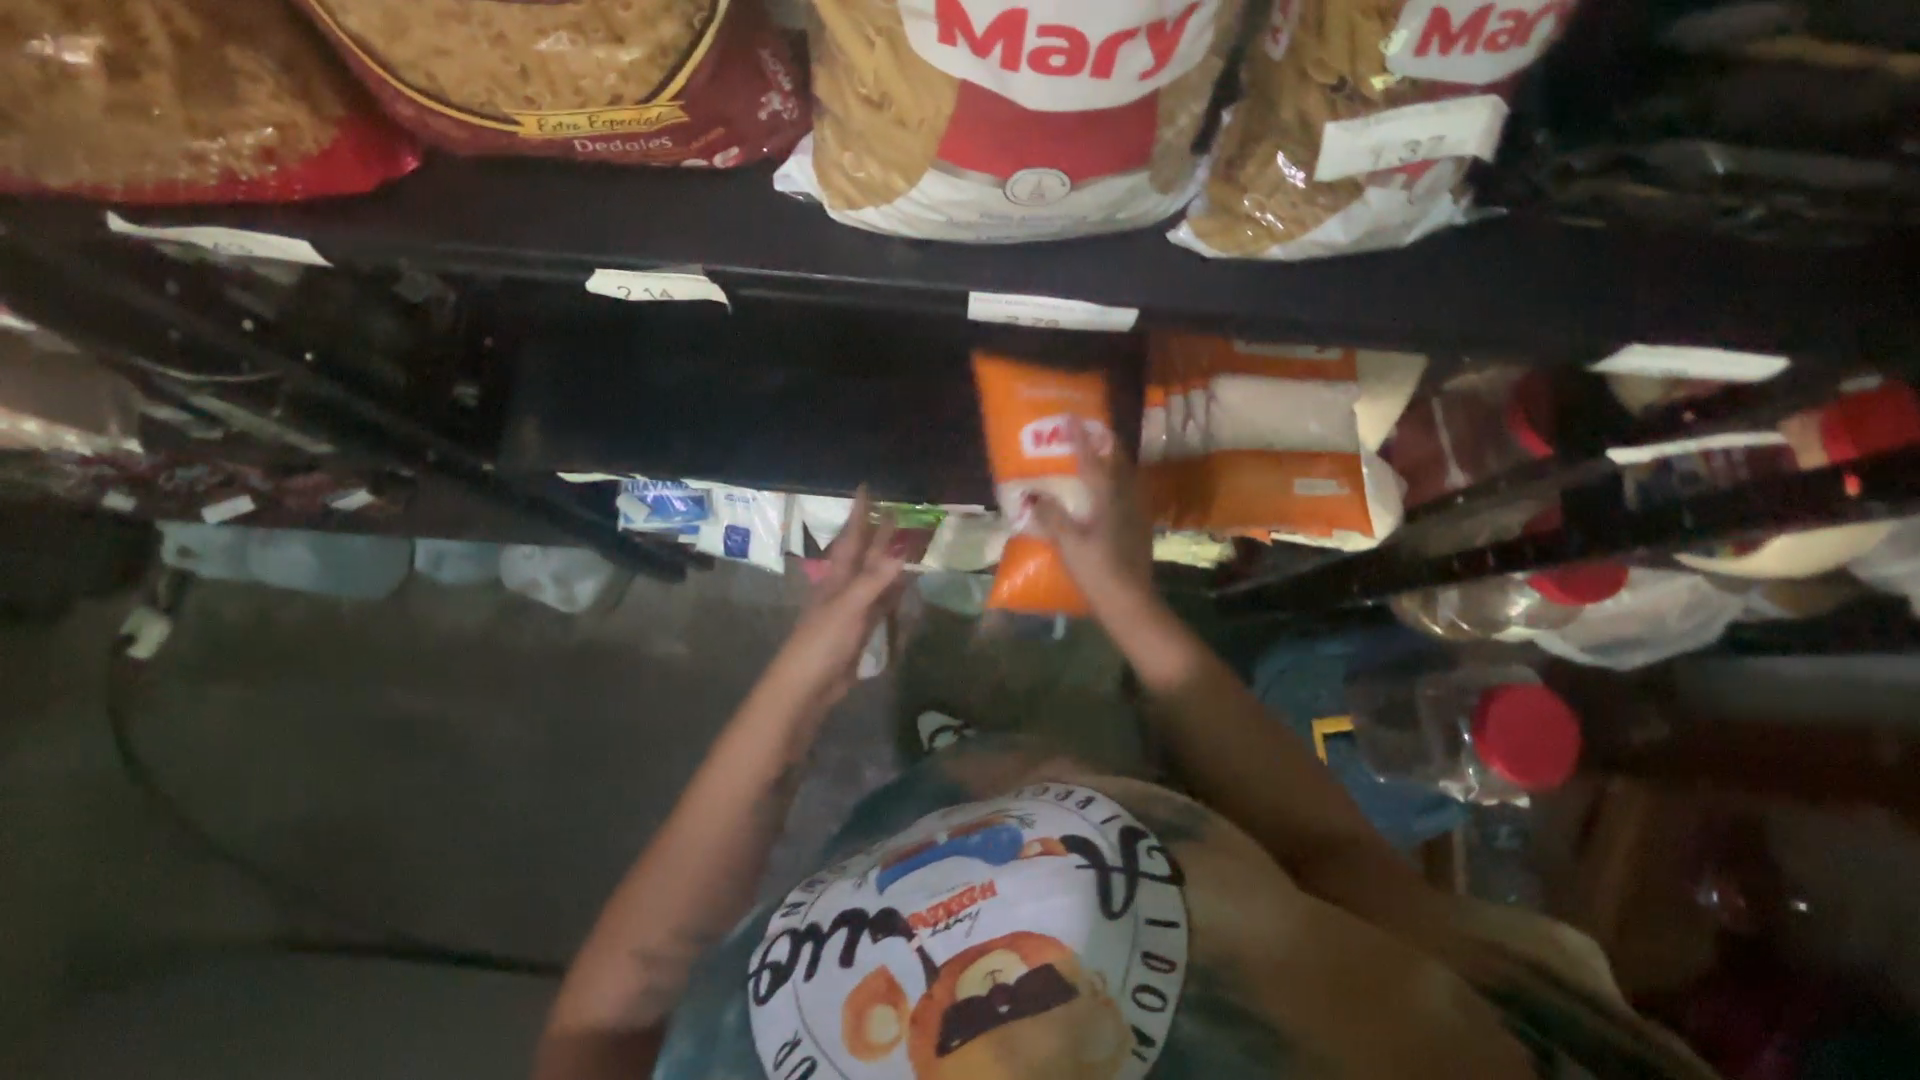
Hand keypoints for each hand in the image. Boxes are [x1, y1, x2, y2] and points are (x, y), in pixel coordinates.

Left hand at [765, 487, 907, 713]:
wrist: (806, 686)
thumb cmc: (820, 643)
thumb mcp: (847, 608)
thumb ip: (873, 581)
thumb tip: (901, 552)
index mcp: (837, 577)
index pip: (852, 537)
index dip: (859, 513)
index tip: (867, 487)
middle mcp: (846, 588)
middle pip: (867, 554)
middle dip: (881, 533)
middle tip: (899, 509)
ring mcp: (854, 609)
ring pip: (876, 578)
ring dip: (890, 560)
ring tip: (908, 540)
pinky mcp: (862, 631)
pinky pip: (882, 604)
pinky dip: (894, 592)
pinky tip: (905, 585)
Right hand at [1029, 419, 1153, 616]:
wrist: (1130, 601)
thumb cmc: (1097, 570)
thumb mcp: (1068, 543)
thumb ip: (1052, 516)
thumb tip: (1034, 494)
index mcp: (1107, 496)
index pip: (1092, 459)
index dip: (1080, 438)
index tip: (1071, 418)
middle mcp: (1126, 497)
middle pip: (1118, 461)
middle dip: (1104, 444)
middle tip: (1088, 434)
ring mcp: (1138, 512)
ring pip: (1127, 476)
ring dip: (1113, 462)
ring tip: (1097, 458)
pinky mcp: (1141, 527)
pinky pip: (1129, 493)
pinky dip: (1117, 483)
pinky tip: (1107, 494)